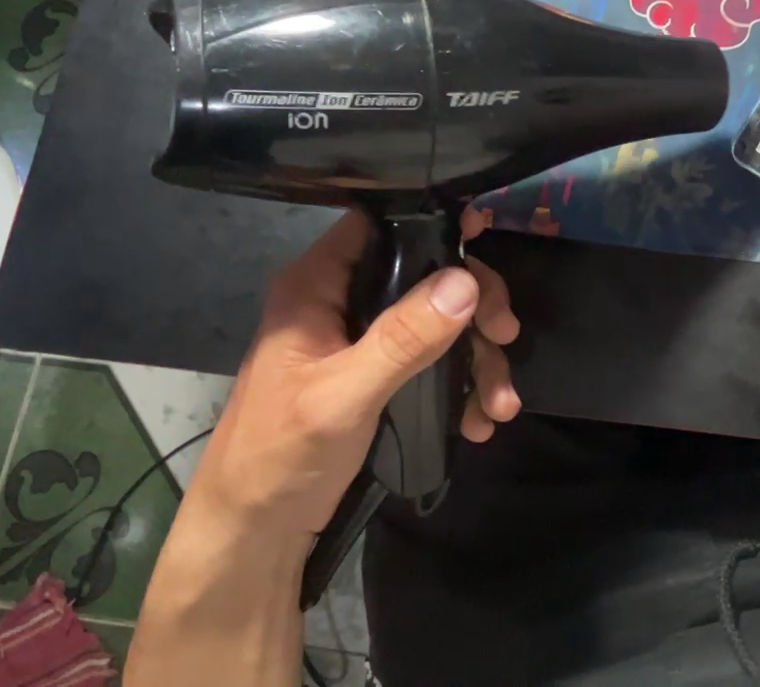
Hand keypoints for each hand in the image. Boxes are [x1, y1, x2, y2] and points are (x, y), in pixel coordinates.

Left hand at [185, 208, 522, 536]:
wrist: (256, 537)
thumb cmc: (281, 456)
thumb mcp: (344, 395)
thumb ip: (403, 338)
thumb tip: (464, 282)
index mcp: (317, 287)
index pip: (378, 226)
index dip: (431, 222)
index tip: (483, 235)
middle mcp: (342, 303)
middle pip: (424, 274)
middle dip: (473, 305)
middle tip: (503, 334)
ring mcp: (362, 342)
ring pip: (437, 323)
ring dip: (476, 358)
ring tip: (499, 403)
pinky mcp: (379, 378)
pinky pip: (432, 363)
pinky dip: (461, 387)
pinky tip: (478, 420)